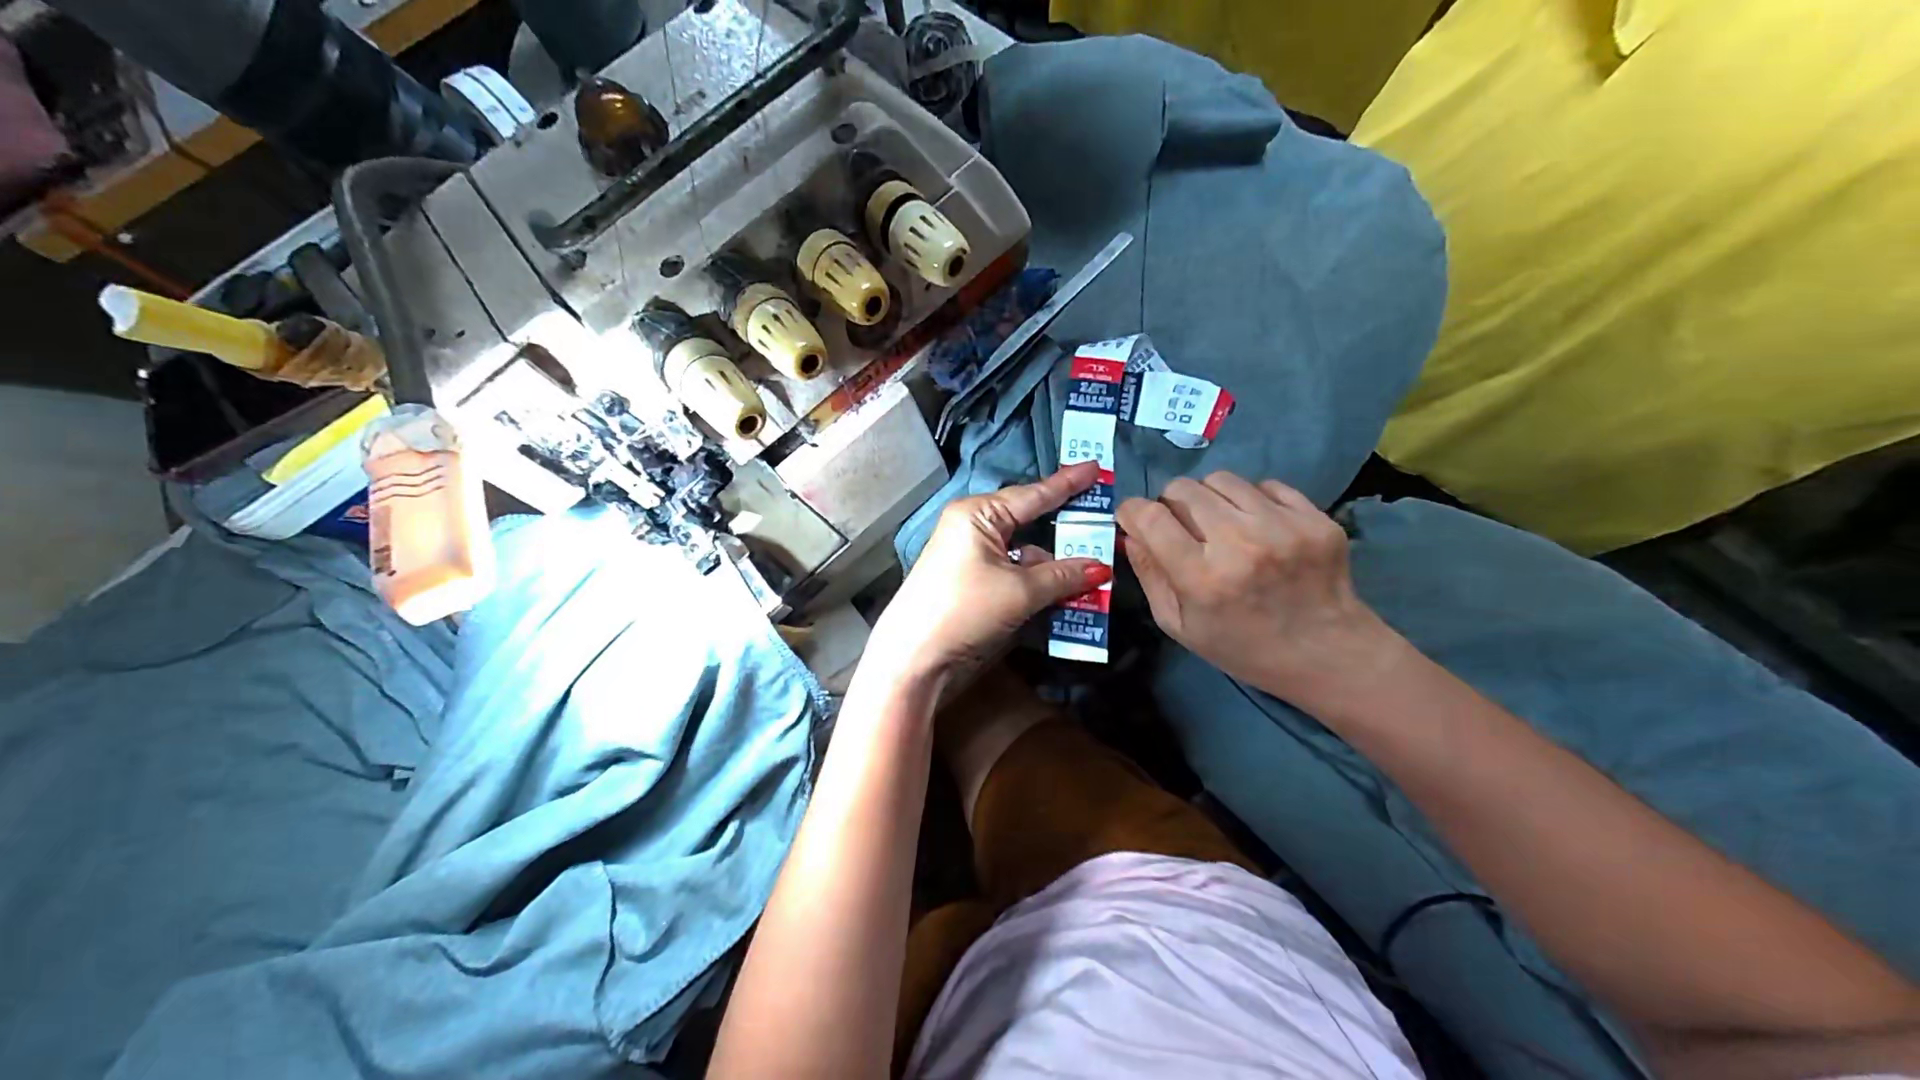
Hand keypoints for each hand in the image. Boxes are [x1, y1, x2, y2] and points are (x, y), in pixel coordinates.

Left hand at [865, 462, 1112, 690]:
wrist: (915, 659)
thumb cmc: (965, 610)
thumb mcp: (1020, 592)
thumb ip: (1063, 576)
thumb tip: (1101, 568)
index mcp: (978, 515)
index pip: (1032, 494)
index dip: (1067, 484)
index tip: (1095, 468)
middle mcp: (973, 528)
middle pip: (1030, 523)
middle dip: (1065, 529)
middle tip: (1102, 521)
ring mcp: (971, 556)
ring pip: (1025, 553)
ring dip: (1055, 566)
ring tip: (1096, 571)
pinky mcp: (972, 583)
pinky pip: (1014, 573)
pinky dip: (1038, 582)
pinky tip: (1065, 594)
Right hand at [1118, 472, 1395, 703]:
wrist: (1328, 655)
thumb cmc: (1242, 647)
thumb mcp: (1179, 625)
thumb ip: (1149, 574)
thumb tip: (1130, 531)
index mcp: (1201, 577)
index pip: (1150, 516)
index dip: (1132, 512)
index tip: (1135, 520)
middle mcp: (1240, 543)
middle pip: (1182, 489)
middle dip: (1170, 504)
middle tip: (1182, 528)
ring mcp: (1282, 526)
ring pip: (1221, 479)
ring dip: (1209, 498)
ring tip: (1220, 524)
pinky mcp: (1314, 518)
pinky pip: (1264, 485)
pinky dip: (1250, 501)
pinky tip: (1257, 527)